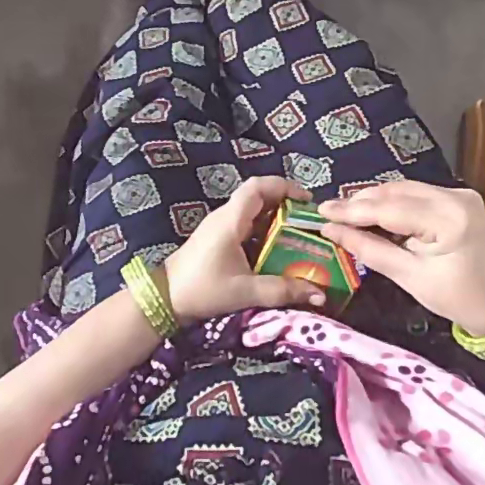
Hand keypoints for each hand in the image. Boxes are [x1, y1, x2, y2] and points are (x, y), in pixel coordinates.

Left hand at [164, 176, 328, 322]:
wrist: (164, 298)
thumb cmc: (203, 289)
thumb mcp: (245, 291)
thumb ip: (283, 291)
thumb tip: (320, 295)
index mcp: (230, 221)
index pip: (257, 187)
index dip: (284, 187)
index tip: (306, 200)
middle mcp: (224, 217)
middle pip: (257, 197)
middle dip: (285, 203)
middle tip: (308, 220)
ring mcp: (218, 227)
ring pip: (251, 211)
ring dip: (274, 218)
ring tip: (298, 234)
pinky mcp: (216, 239)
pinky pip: (244, 225)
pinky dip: (263, 231)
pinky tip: (276, 249)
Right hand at [318, 181, 484, 335]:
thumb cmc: (461, 299)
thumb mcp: (410, 277)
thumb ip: (369, 249)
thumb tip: (331, 231)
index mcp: (448, 218)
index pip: (388, 208)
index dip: (351, 210)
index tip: (320, 211)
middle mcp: (455, 197)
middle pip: (394, 192)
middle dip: (359, 202)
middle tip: (328, 212)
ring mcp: (459, 195)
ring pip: (403, 189)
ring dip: (373, 200)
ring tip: (344, 213)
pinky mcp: (458, 200)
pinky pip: (415, 195)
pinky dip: (391, 202)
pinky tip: (372, 212)